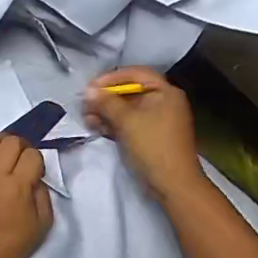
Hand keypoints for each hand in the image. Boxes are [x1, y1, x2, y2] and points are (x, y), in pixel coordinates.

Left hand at [0, 131, 53, 257]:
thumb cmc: (15, 243)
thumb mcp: (44, 221)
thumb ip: (42, 192)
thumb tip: (34, 175)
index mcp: (17, 185)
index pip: (32, 155)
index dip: (37, 160)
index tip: (36, 172)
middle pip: (10, 142)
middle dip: (22, 146)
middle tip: (23, 159)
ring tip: (4, 150)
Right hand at [83, 67, 203, 201]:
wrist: (172, 183)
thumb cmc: (152, 146)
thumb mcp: (127, 121)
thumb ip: (106, 103)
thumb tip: (88, 90)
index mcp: (165, 92)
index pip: (135, 74)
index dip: (111, 79)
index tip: (89, 88)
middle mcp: (162, 102)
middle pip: (129, 92)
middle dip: (105, 98)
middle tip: (84, 105)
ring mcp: (156, 120)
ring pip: (126, 109)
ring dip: (105, 112)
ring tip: (86, 118)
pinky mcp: (148, 136)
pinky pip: (128, 123)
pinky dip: (113, 124)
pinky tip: (96, 127)